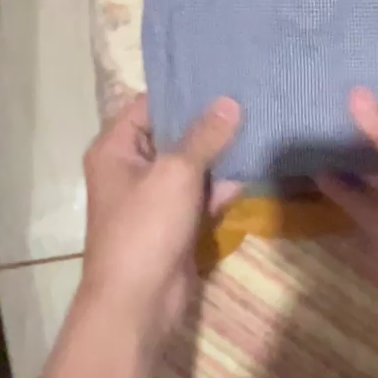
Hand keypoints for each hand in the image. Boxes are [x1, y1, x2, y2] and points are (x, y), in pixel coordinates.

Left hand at [78, 94, 241, 340]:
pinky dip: (222, 185)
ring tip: (260, 123)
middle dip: (209, 121)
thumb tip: (230, 102)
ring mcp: (155, 197)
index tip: (222, 76)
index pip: (149, 104)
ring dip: (221, 153)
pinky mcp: (175, 221)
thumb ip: (205, 136)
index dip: (183, 91)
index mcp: (116, 148)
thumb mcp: (176, 173)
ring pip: (192, 165)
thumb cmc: (146, 228)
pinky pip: (201, 193)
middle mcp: (132, 167)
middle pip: (173, 133)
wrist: (138, 301)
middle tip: (250, 97)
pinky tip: (254, 166)